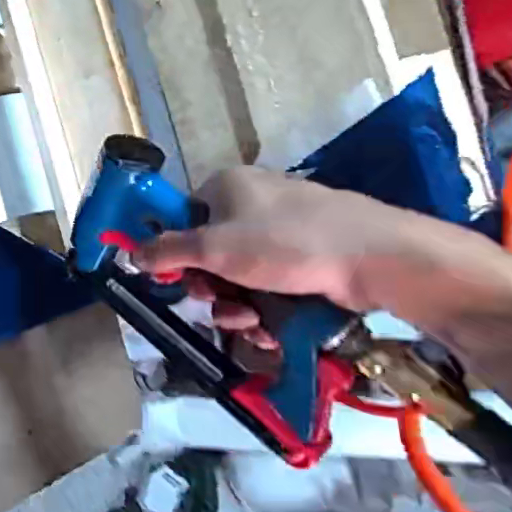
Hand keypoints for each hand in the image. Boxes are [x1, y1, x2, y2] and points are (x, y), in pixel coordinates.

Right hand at [131, 166, 464, 316]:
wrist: (381, 258)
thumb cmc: (286, 243)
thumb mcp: (213, 249)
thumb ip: (165, 251)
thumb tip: (130, 254)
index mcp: (227, 185)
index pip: (182, 216)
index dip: (174, 249)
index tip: (174, 277)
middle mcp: (254, 200)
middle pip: (209, 249)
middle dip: (209, 285)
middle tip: (215, 304)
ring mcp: (287, 228)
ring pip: (241, 272)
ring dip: (236, 304)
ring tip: (249, 324)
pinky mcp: (315, 255)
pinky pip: (274, 281)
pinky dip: (267, 306)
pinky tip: (271, 327)